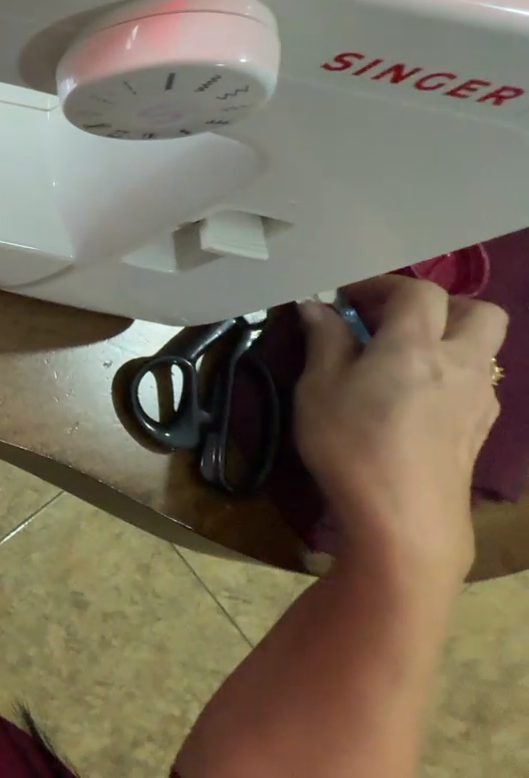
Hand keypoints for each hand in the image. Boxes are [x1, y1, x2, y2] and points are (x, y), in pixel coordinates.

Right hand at [295, 275, 506, 583]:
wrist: (403, 513)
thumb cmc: (348, 442)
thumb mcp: (317, 387)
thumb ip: (324, 341)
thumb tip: (318, 307)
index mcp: (416, 347)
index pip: (419, 292)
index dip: (381, 285)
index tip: (343, 297)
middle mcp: (461, 363)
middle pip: (478, 311)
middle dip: (436, 306)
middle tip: (386, 320)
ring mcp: (480, 395)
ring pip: (481, 346)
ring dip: (444, 338)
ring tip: (392, 357)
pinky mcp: (482, 423)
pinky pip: (475, 379)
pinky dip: (446, 370)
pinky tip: (408, 394)